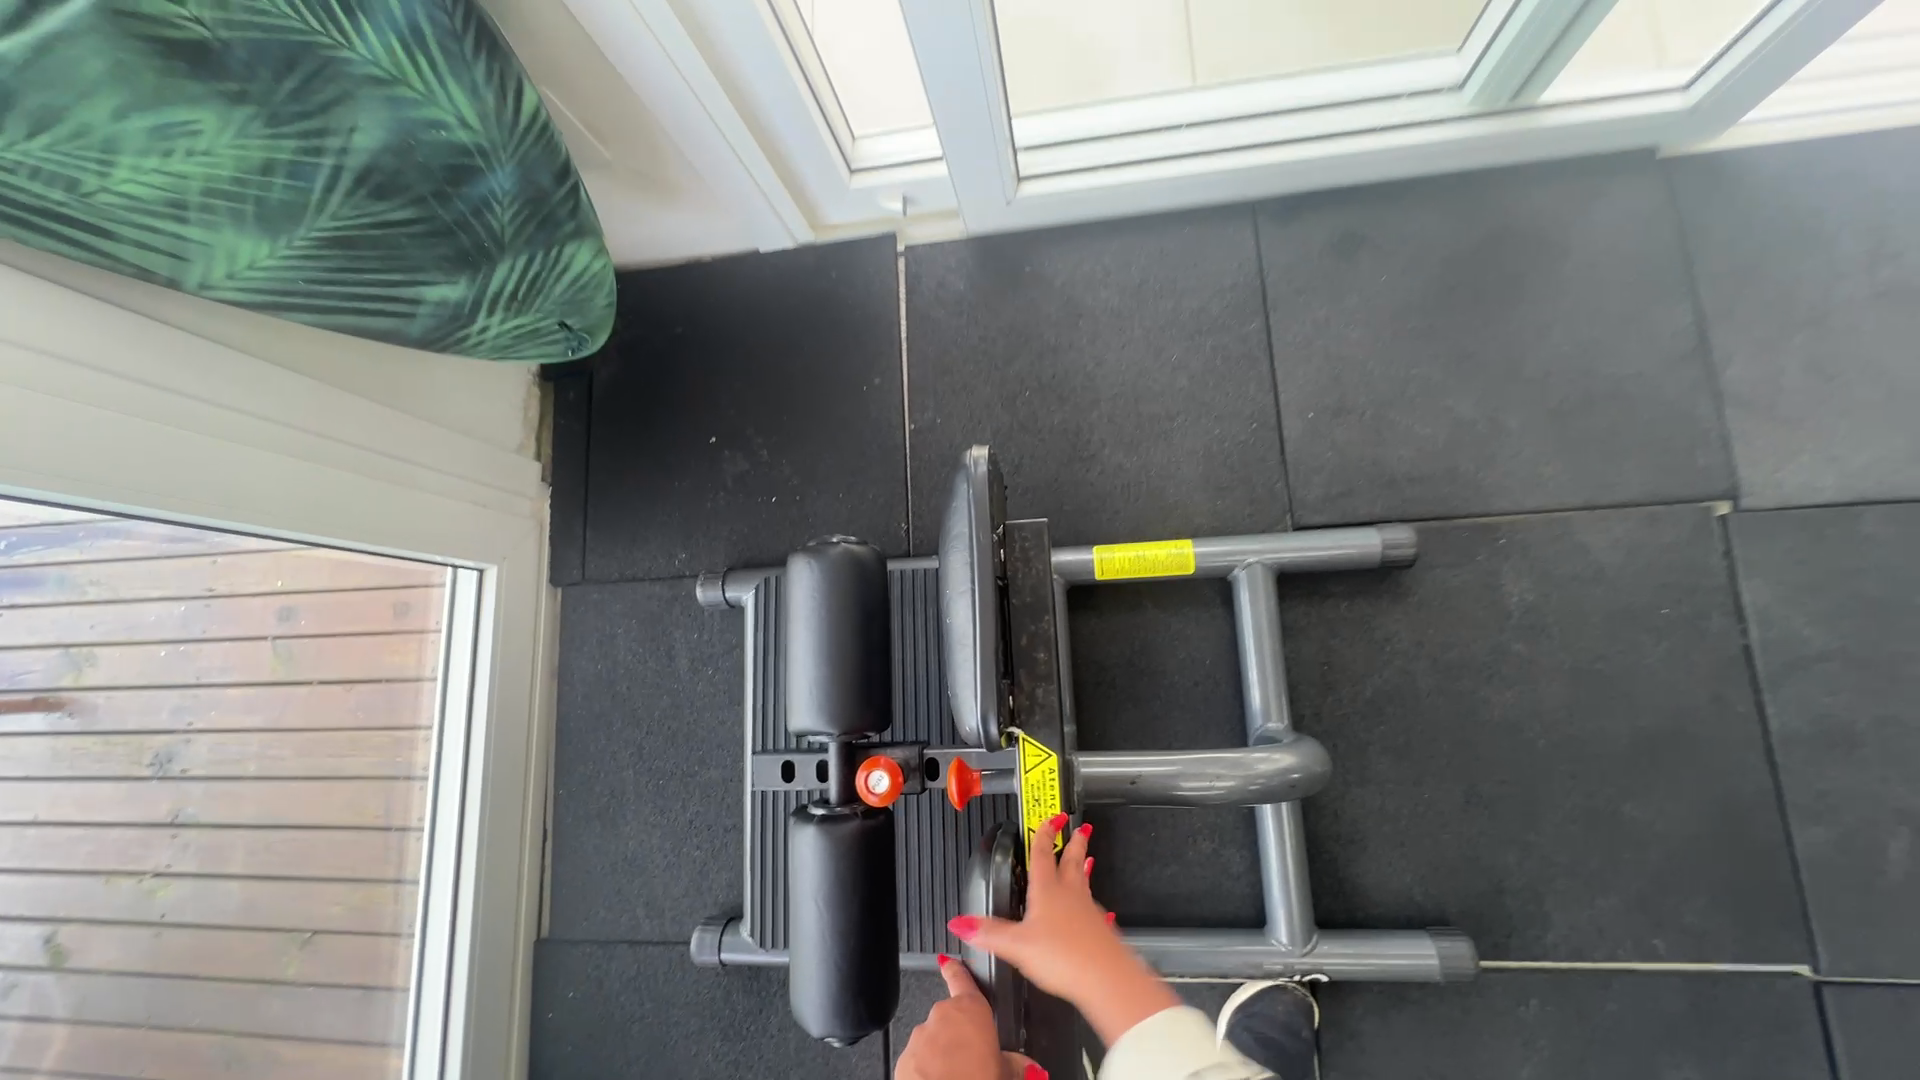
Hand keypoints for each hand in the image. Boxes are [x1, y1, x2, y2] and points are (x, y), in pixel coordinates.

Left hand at [895, 954, 1043, 1079]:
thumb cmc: (975, 1079)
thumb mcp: (1005, 1072)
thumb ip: (1017, 1063)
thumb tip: (1030, 1067)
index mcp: (969, 1009)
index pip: (961, 978)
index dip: (955, 970)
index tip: (948, 962)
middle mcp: (942, 1014)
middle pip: (950, 1019)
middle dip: (957, 1035)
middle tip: (970, 1059)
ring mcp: (920, 1035)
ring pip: (933, 1040)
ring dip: (942, 1053)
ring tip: (956, 1075)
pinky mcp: (904, 1057)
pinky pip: (918, 1060)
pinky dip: (926, 1070)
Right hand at [948, 814, 1180, 1045]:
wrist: (1107, 978)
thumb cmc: (1063, 956)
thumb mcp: (1016, 946)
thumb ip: (989, 933)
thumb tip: (960, 923)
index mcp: (1047, 890)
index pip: (1043, 855)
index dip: (1045, 835)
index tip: (1051, 819)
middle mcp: (1070, 894)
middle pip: (1071, 861)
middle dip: (1073, 843)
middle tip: (1080, 828)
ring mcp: (1088, 911)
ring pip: (1084, 881)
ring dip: (1084, 866)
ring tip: (1088, 858)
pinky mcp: (1102, 930)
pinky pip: (1094, 907)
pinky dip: (1091, 900)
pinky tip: (1094, 908)